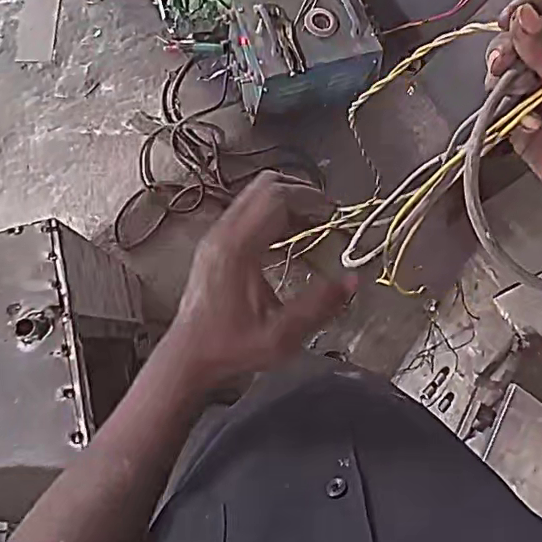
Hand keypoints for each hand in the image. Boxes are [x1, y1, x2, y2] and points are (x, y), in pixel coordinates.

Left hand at [157, 171, 354, 392]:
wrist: (188, 355)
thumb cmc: (232, 346)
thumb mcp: (282, 335)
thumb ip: (319, 306)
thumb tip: (353, 280)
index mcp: (238, 248)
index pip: (276, 198)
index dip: (310, 198)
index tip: (334, 214)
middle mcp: (224, 232)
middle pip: (266, 186)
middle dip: (302, 193)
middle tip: (326, 215)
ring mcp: (216, 233)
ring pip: (255, 192)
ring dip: (288, 199)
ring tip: (311, 223)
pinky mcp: (216, 240)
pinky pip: (248, 207)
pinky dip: (273, 210)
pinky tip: (289, 236)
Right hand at [485, 0, 541, 257]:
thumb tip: (523, 18)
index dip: (534, 9)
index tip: (513, 17)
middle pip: (525, 34)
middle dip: (510, 45)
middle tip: (504, 60)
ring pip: (508, 64)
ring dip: (503, 74)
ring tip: (514, 90)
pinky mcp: (525, 115)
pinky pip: (502, 100)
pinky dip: (505, 106)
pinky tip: (525, 120)